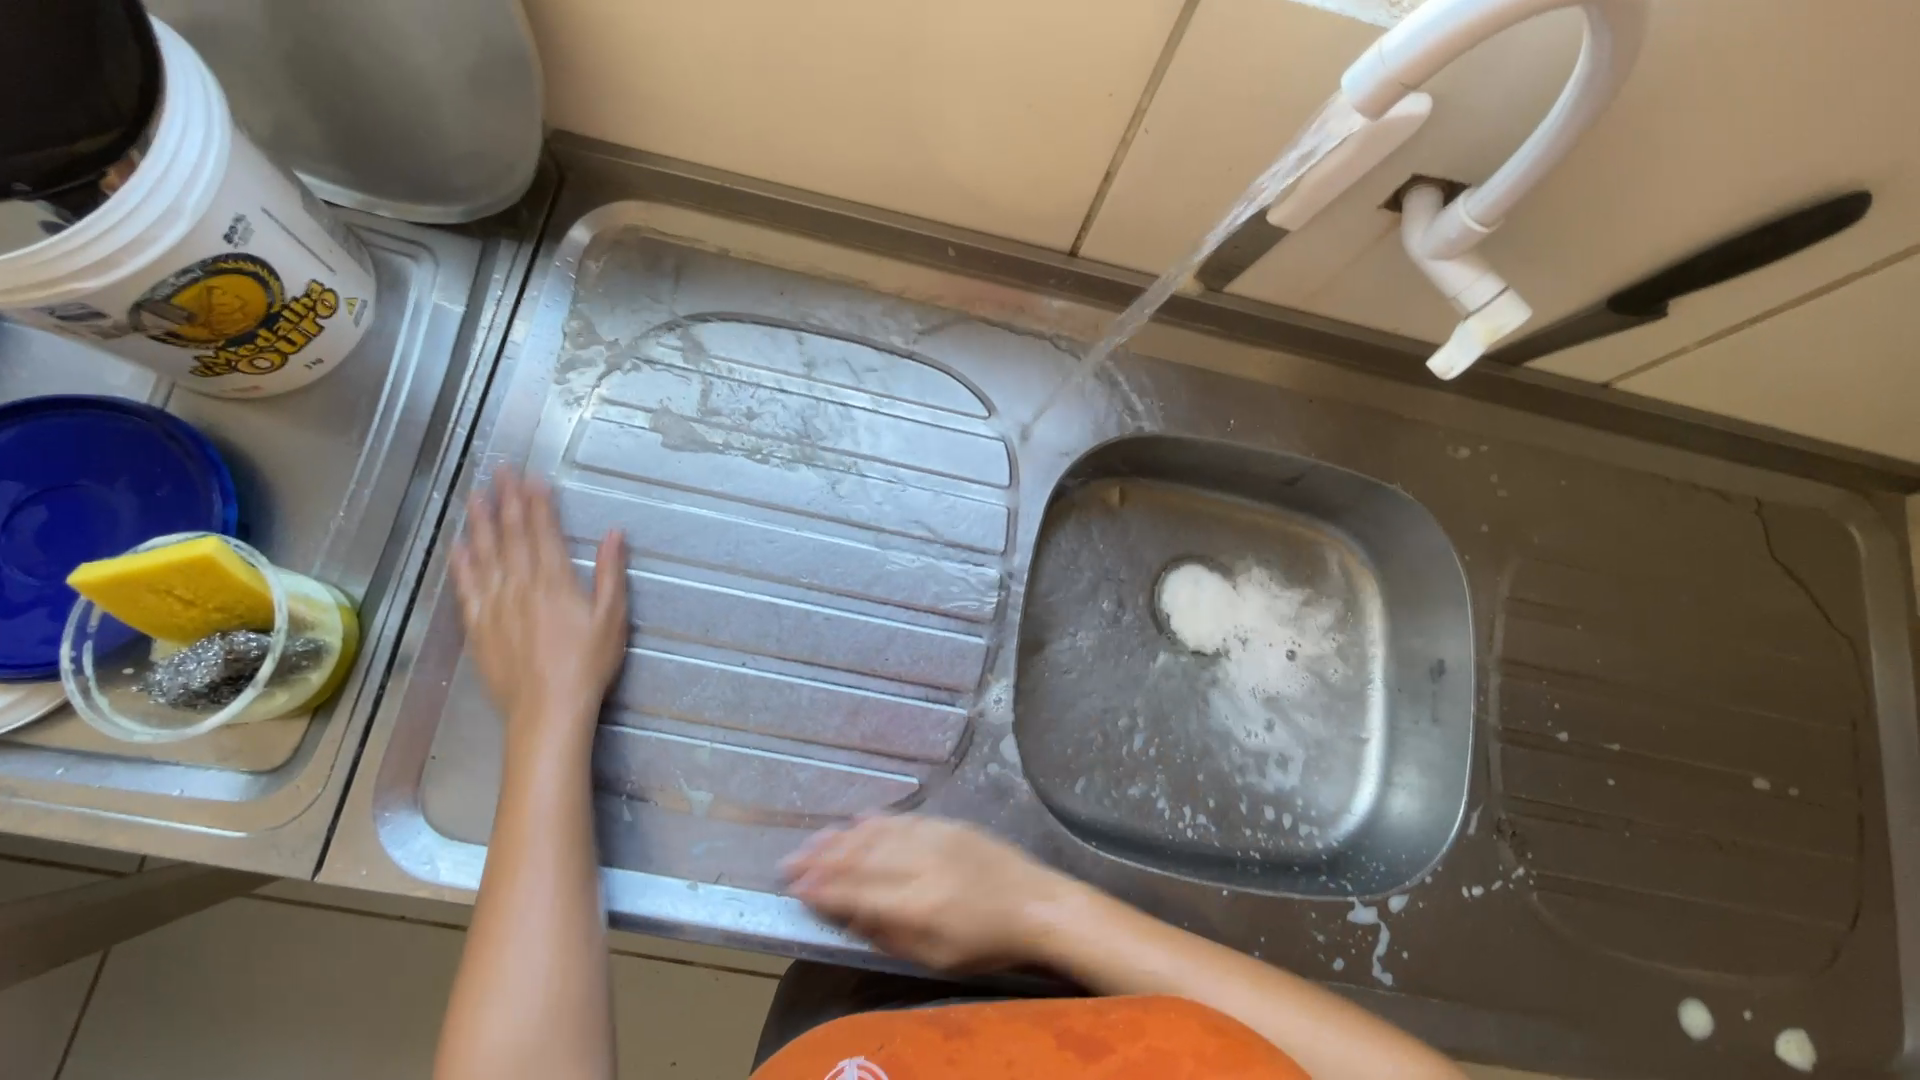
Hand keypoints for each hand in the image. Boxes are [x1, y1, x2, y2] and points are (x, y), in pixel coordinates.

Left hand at [450, 469, 627, 749]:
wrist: (547, 709)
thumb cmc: (588, 664)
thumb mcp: (613, 618)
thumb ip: (610, 573)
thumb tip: (614, 534)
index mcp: (554, 581)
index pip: (543, 531)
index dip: (538, 502)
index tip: (533, 477)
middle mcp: (520, 585)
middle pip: (510, 534)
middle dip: (506, 500)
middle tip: (499, 471)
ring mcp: (494, 604)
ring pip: (484, 554)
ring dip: (479, 522)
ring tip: (474, 495)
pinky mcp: (478, 626)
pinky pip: (465, 587)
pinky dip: (461, 563)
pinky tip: (457, 546)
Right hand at [780, 815, 1085, 971]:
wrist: (1038, 905)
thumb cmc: (988, 943)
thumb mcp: (936, 957)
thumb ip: (889, 934)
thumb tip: (849, 917)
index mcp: (918, 904)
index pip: (857, 893)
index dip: (823, 890)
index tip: (796, 887)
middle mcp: (921, 864)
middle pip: (861, 858)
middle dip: (822, 859)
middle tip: (790, 860)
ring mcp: (935, 839)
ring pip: (877, 833)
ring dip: (841, 837)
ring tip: (814, 839)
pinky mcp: (949, 825)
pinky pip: (903, 819)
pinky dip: (876, 820)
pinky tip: (857, 820)